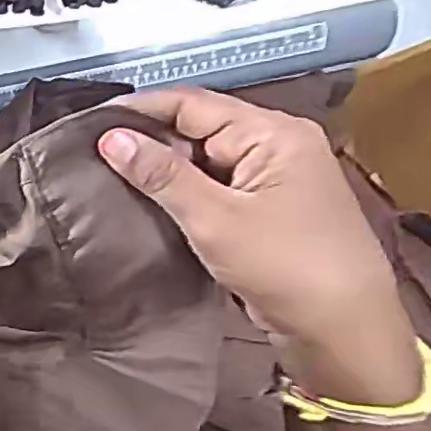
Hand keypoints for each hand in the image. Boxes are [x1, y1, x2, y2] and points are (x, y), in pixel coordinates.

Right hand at [95, 88, 419, 402]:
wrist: (340, 326)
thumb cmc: (283, 263)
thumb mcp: (214, 217)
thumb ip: (161, 175)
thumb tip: (110, 138)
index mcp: (272, 133)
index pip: (192, 104)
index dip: (139, 110)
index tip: (90, 124)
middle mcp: (274, 145)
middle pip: (197, 129)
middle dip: (147, 141)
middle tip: (91, 156)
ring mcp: (270, 178)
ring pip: (202, 160)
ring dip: (161, 169)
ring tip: (107, 177)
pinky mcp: (263, 208)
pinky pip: (212, 187)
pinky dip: (180, 192)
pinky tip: (146, 203)